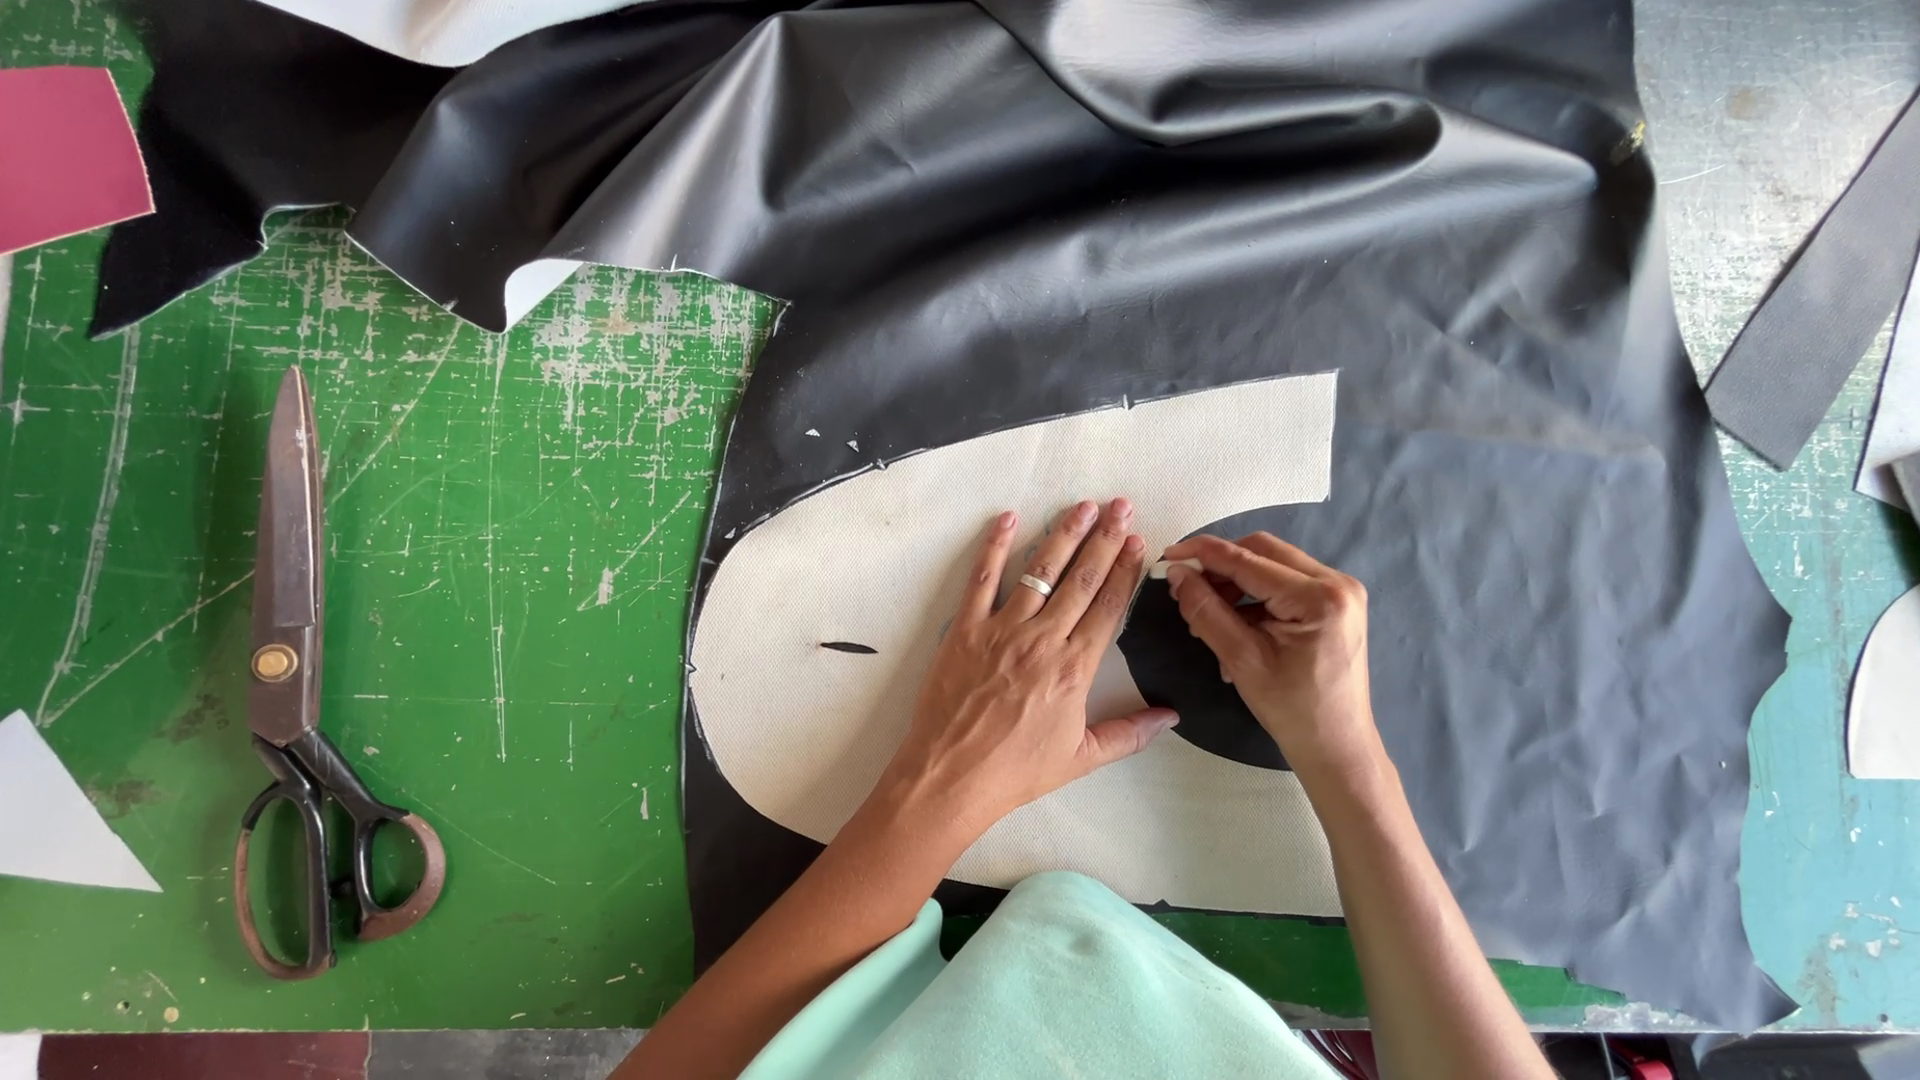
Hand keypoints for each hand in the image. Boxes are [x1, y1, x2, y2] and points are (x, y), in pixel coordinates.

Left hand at [869, 499, 1179, 843]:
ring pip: (1039, 571)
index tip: (1139, 541)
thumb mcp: (1081, 758)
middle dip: (1105, 538)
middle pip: (1081, 579)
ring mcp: (1002, 630)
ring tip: (1082, 506)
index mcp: (1074, 668)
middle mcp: (1042, 639)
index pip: (1108, 607)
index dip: (1126, 570)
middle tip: (1121, 505)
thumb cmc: (1017, 771)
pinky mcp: (965, 629)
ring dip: (1063, 534)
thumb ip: (1130, 734)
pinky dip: (994, 546)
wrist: (952, 776)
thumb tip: (1172, 716)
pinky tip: (1008, 519)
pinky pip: (982, 579)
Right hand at [1160, 532, 1376, 773]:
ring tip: (1206, 614)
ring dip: (1233, 582)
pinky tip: (1232, 622)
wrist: (1334, 744)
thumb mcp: (1240, 658)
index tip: (1167, 555)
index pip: (1247, 560)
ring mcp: (1339, 591)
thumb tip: (1176, 573)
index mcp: (1318, 597)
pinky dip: (1253, 595)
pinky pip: (1283, 582)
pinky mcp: (1334, 602)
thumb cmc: (1291, 708)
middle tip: (1184, 586)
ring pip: (1271, 564)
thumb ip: (1205, 610)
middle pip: (1262, 551)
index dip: (1202, 554)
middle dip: (1219, 565)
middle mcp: (1336, 583)